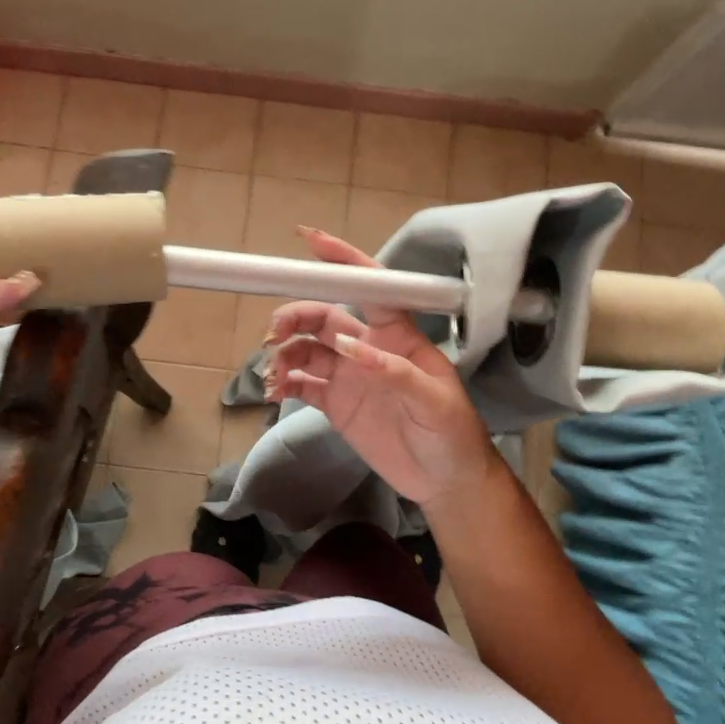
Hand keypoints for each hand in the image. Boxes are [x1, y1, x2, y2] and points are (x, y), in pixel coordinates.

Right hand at [263, 227, 501, 506]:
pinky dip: (283, 382)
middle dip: (296, 315)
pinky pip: (302, 384)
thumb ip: (394, 371)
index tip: (309, 241)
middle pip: (325, 317)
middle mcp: (369, 348)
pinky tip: (272, 391)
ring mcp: (349, 376)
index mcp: (399, 336)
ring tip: (271, 373)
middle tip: (273, 333)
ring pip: (307, 349)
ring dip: (285, 353)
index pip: (370, 288)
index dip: (343, 261)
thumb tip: (348, 346)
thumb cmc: (453, 434)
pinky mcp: (336, 404)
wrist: (447, 482)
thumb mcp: (434, 401)